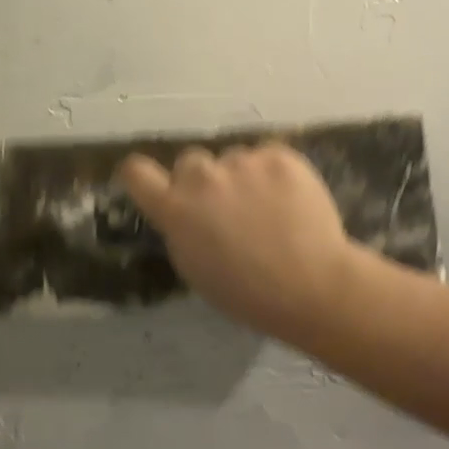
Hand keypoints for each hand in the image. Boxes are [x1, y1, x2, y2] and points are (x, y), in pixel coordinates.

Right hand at [116, 143, 356, 337]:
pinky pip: (267, 156)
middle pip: (190, 161)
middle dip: (202, 179)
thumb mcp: (194, 267)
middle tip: (226, 206)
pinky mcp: (279, 156)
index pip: (136, 172)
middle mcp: (202, 177)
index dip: (141, 175)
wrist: (311, 286)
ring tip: (269, 208)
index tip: (151, 182)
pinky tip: (290, 200)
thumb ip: (181, 228)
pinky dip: (275, 174)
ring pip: (233, 159)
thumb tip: (184, 213)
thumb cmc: (247, 293)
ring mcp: (242, 162)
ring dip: (243, 176)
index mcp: (175, 209)